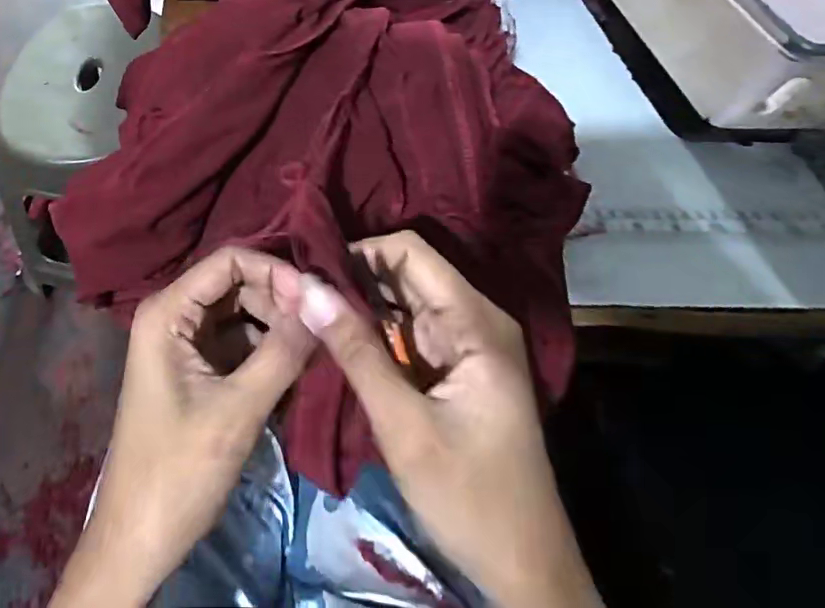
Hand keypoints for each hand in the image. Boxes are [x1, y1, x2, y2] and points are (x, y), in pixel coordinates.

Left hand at [52, 246, 316, 607]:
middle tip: (325, 324)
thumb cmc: (179, 469)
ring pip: (241, 312)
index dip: (274, 270)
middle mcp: (173, 314)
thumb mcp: (237, 410)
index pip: (228, 260)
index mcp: (167, 311)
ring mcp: (184, 341)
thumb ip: (281, 352)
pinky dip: (267, 348)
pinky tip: (299, 363)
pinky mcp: (197, 368)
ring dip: (278, 324)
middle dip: (280, 298)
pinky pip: (239, 341)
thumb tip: (323, 302)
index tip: (317, 297)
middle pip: (235, 283)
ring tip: (318, 345)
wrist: (140, 536)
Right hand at [299, 232, 602, 607]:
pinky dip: (371, 328)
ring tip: (307, 309)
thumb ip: (355, 350)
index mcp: (475, 323)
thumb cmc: (470, 498)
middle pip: (404, 270)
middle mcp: (473, 320)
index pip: (410, 251)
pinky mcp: (452, 365)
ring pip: (400, 298)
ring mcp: (464, 343)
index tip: (312, 274)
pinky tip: (334, 335)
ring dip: (357, 301)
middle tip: (300, 293)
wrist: (523, 572)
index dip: (359, 252)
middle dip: (352, 276)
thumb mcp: (403, 425)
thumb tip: (307, 287)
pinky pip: (404, 327)